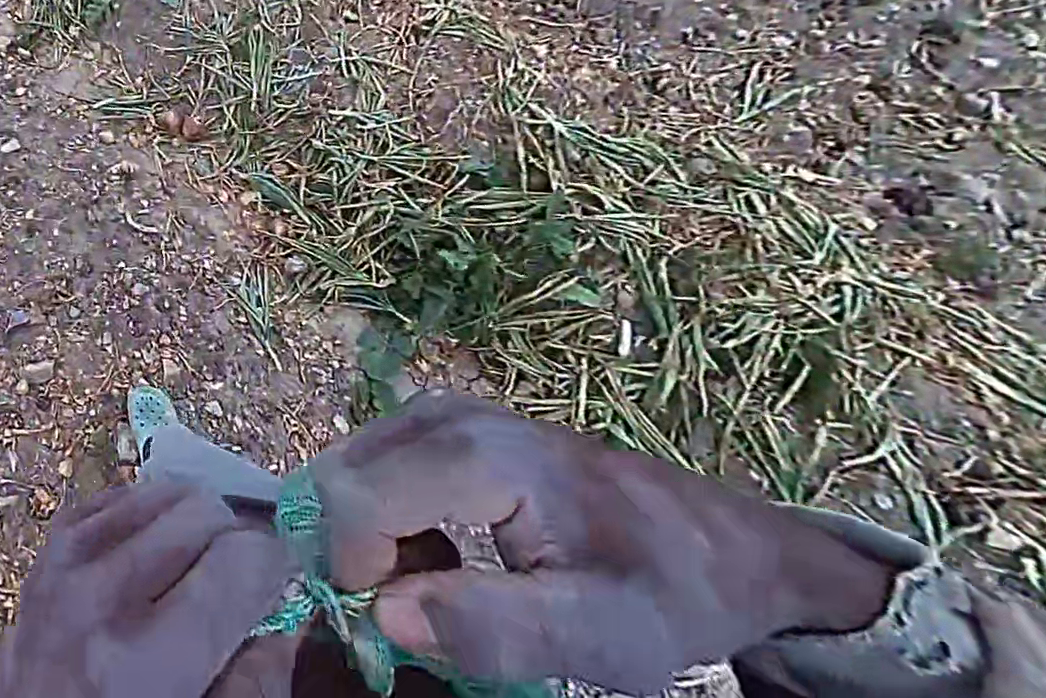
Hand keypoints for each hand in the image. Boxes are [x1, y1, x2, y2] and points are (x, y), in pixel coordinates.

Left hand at [0, 479, 296, 697]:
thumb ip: (256, 684)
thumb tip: (288, 606)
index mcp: (142, 662)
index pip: (237, 563)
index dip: (273, 564)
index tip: (280, 577)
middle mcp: (100, 594)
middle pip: (203, 512)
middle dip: (234, 537)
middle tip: (238, 574)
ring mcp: (70, 557)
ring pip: (167, 490)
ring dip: (194, 518)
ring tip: (196, 561)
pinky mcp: (55, 539)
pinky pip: (127, 493)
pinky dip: (153, 513)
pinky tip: (156, 551)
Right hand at [311, 394, 895, 694]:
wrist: (705, 533)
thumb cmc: (658, 585)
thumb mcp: (602, 637)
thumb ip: (493, 628)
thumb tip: (383, 615)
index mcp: (476, 454)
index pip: (357, 501)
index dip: (355, 568)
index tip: (392, 626)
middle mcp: (442, 414)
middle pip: (340, 479)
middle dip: (354, 551)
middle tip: (412, 608)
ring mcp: (436, 408)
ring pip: (348, 470)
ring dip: (366, 537)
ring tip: (431, 582)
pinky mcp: (437, 418)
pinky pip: (370, 463)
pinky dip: (380, 515)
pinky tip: (432, 546)